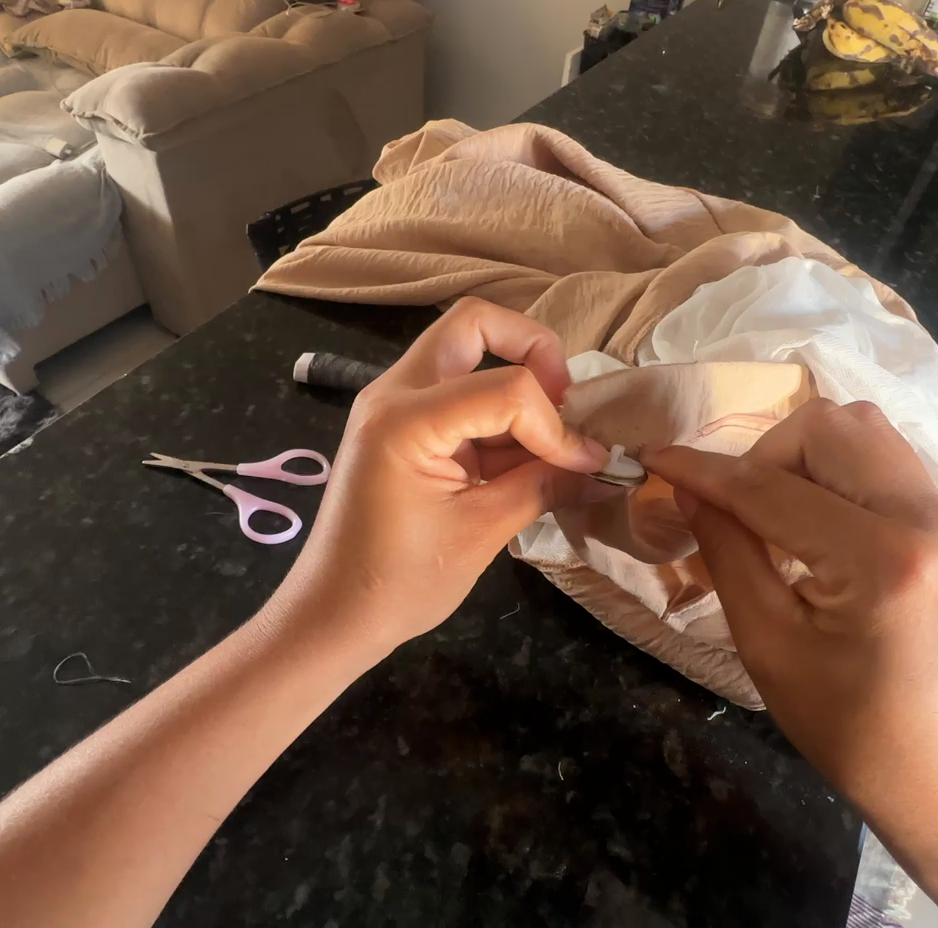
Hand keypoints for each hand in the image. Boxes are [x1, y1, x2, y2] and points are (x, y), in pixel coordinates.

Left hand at [268, 298, 611, 656]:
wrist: (333, 614)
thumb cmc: (399, 584)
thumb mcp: (482, 533)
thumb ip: (545, 486)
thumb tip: (603, 467)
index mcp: (405, 419)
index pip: (506, 388)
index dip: (556, 424)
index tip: (585, 464)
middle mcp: (394, 392)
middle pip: (474, 323)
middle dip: (533, 350)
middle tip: (562, 401)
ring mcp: (393, 403)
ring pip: (466, 351)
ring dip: (516, 385)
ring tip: (548, 444)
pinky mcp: (401, 423)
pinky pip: (457, 390)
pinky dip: (497, 413)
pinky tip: (523, 457)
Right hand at [644, 399, 937, 847]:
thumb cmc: (846, 727)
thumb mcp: (766, 643)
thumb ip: (726, 550)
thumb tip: (689, 486)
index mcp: (881, 561)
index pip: (770, 486)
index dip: (703, 469)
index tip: (654, 457)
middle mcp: (929, 522)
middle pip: (827, 428)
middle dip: (763, 454)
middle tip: (737, 506)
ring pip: (862, 431)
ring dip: (801, 453)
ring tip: (776, 508)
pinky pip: (885, 461)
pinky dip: (835, 469)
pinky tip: (816, 517)